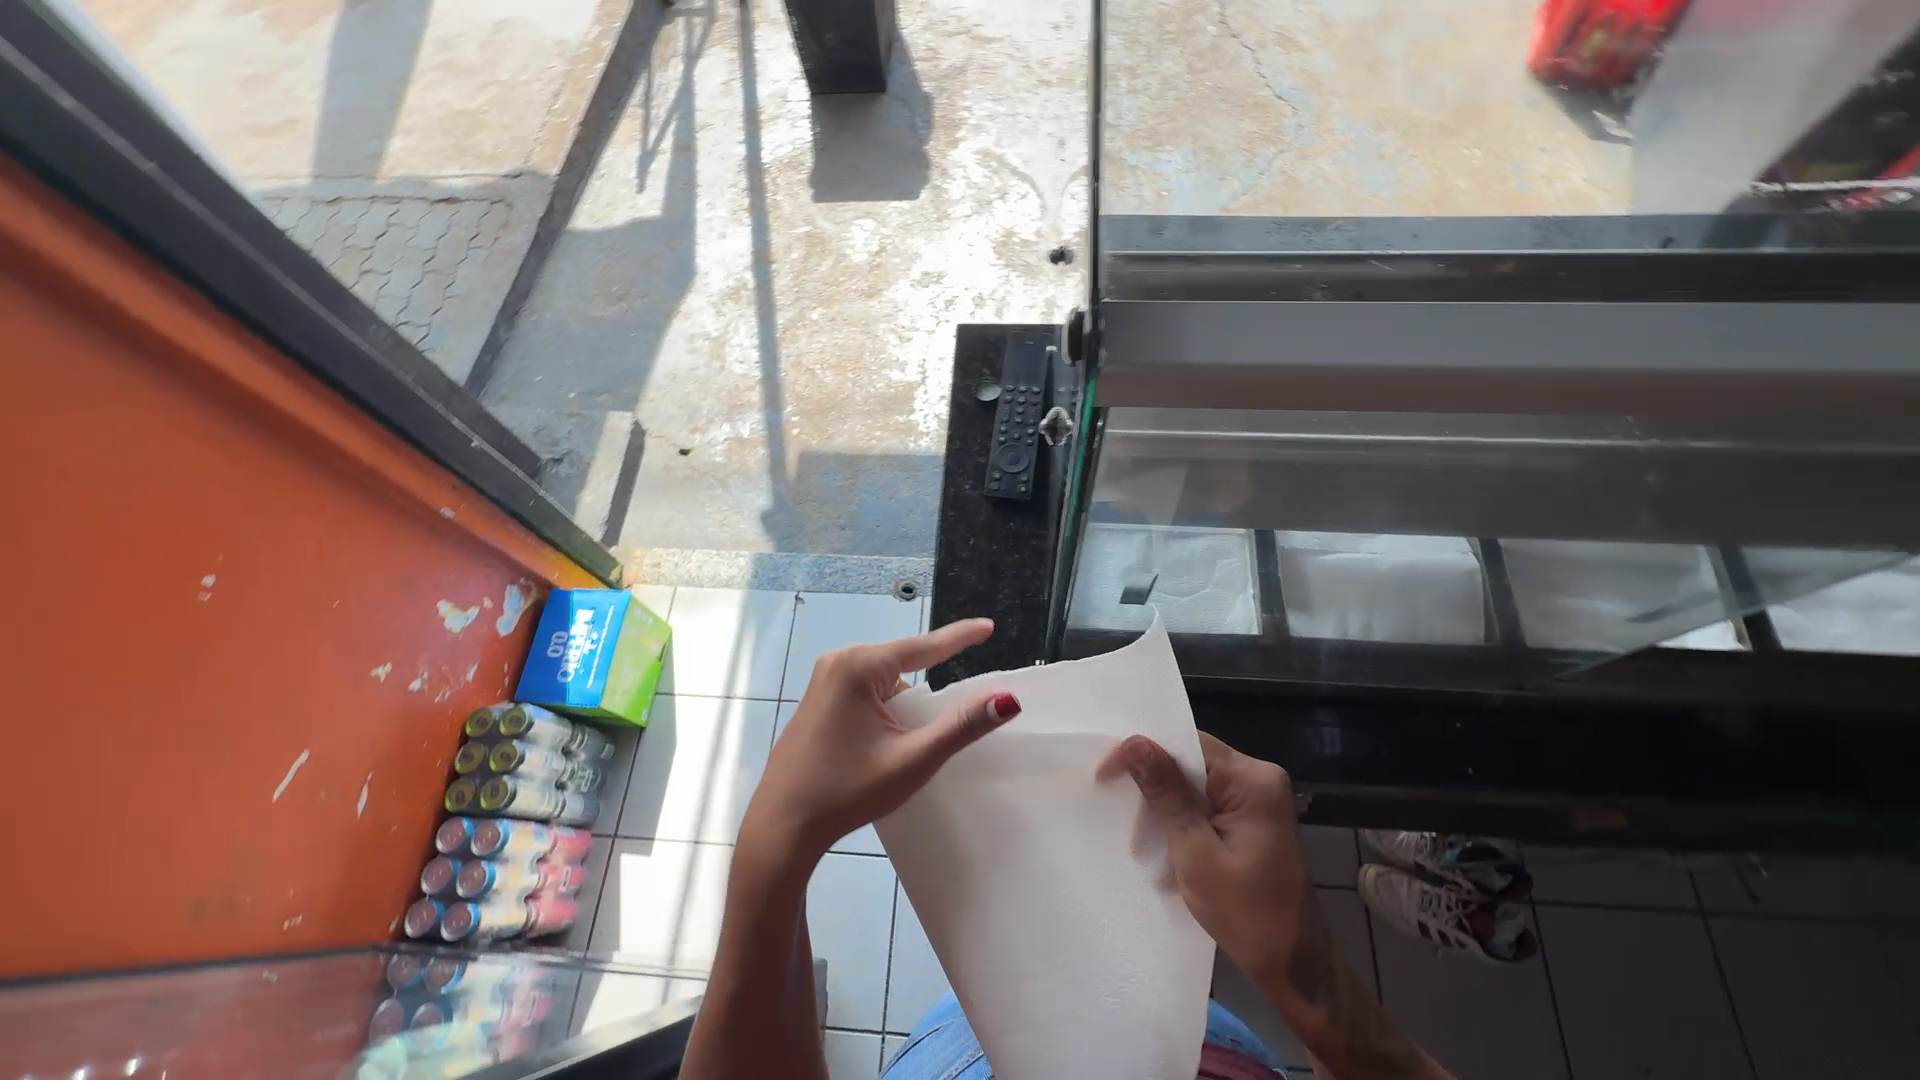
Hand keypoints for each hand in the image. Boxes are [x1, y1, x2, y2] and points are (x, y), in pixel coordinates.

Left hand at [741, 618, 1020, 860]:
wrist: (782, 825)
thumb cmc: (847, 792)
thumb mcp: (913, 759)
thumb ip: (962, 726)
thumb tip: (1007, 699)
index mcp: (860, 666)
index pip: (924, 646)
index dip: (960, 638)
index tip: (989, 626)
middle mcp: (839, 661)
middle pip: (903, 664)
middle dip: (926, 687)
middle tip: (939, 723)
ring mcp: (822, 679)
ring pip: (884, 680)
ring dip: (903, 703)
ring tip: (903, 746)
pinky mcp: (816, 698)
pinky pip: (864, 690)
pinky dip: (884, 708)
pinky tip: (882, 741)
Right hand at [1102, 732, 1311, 985]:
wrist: (1295, 966)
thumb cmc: (1246, 913)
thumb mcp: (1195, 853)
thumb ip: (1166, 794)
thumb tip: (1134, 743)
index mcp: (1254, 780)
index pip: (1189, 744)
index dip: (1144, 752)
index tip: (1106, 773)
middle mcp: (1261, 779)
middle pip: (1193, 762)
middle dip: (1154, 787)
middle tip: (1119, 811)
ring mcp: (1260, 799)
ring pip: (1197, 785)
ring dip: (1167, 809)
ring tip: (1141, 841)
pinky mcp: (1255, 819)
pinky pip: (1209, 803)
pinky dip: (1185, 821)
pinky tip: (1165, 847)